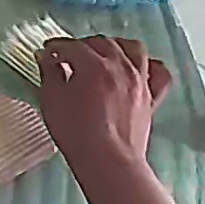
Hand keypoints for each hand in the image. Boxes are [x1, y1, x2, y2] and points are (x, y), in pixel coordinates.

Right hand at [38, 36, 172, 171]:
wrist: (108, 161)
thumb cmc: (75, 132)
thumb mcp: (51, 100)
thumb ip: (49, 73)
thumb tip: (46, 57)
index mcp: (93, 65)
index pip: (72, 46)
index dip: (56, 47)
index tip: (47, 52)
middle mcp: (120, 66)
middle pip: (102, 42)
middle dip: (82, 45)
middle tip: (68, 55)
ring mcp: (140, 80)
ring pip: (133, 48)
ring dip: (115, 46)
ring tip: (102, 55)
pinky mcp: (151, 97)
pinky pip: (158, 72)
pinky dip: (148, 65)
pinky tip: (137, 69)